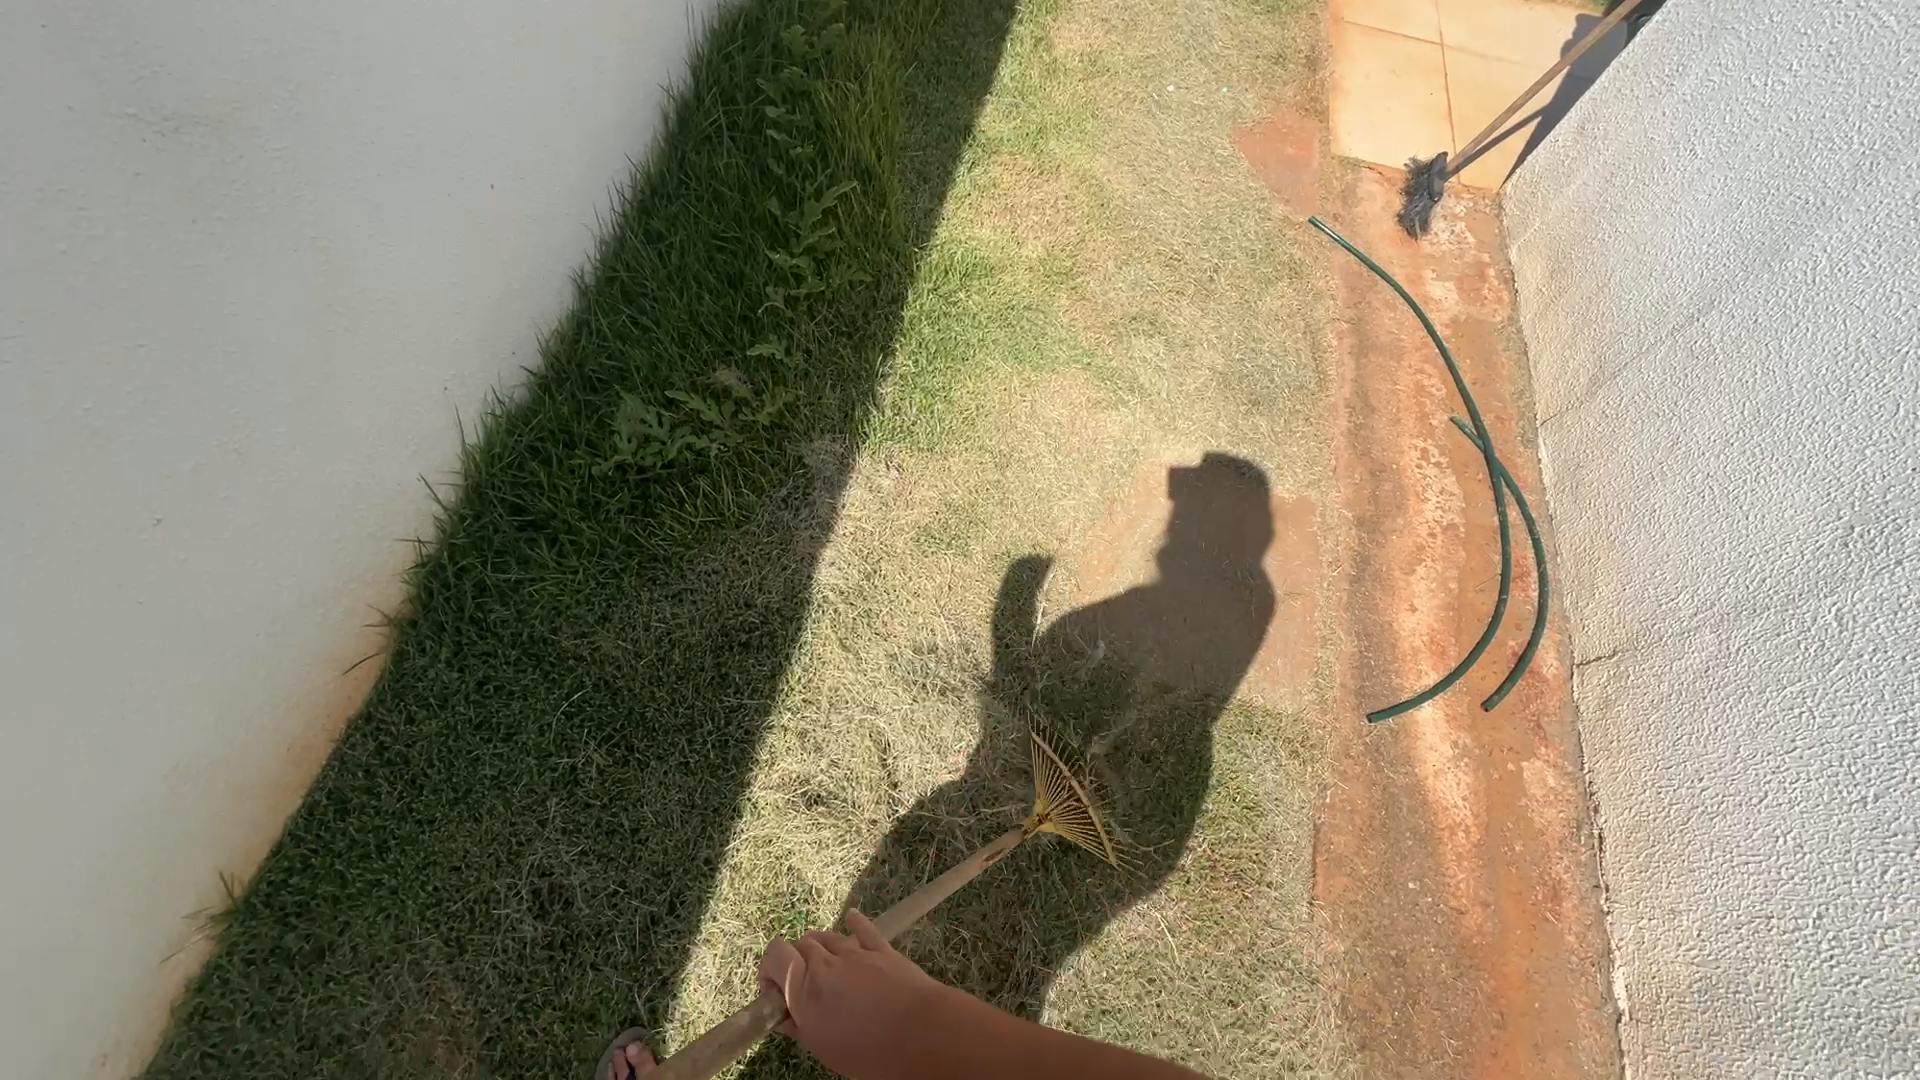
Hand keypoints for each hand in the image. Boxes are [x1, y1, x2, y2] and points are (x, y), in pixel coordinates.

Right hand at [757, 910, 947, 1078]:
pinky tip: (851, 917)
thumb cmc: (866, 1051)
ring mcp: (855, 951)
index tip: (774, 991)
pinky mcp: (881, 948)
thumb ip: (799, 1026)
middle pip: (800, 944)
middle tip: (802, 986)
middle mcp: (826, 961)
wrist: (918, 1033)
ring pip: (827, 936)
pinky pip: (863, 929)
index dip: (768, 969)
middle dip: (795, 961)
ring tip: (823, 965)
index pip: (774, 955)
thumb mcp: (823, 1048)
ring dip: (819, 947)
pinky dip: (854, 923)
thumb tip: (785, 1015)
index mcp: (805, 987)